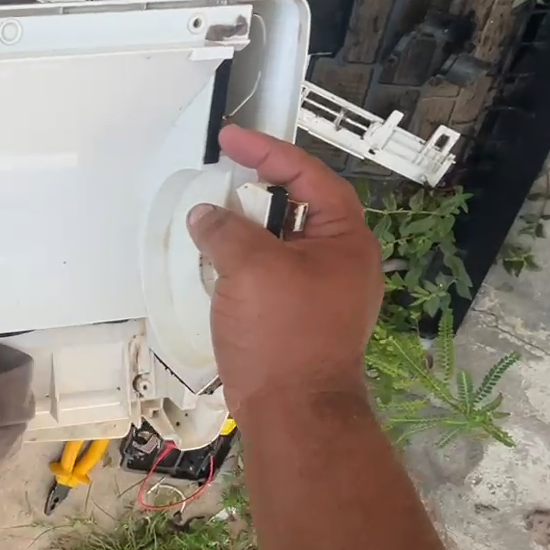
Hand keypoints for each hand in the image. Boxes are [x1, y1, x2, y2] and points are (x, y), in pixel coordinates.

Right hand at [188, 125, 382, 423]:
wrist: (293, 411)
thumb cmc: (282, 333)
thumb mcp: (251, 269)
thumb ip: (225, 231)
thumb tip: (205, 214)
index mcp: (344, 239)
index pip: (308, 177)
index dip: (267, 152)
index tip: (229, 138)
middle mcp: (338, 262)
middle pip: (294, 210)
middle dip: (254, 197)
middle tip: (216, 187)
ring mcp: (318, 293)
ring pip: (276, 246)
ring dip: (243, 235)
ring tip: (208, 229)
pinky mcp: (295, 319)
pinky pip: (266, 277)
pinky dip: (240, 266)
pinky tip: (214, 272)